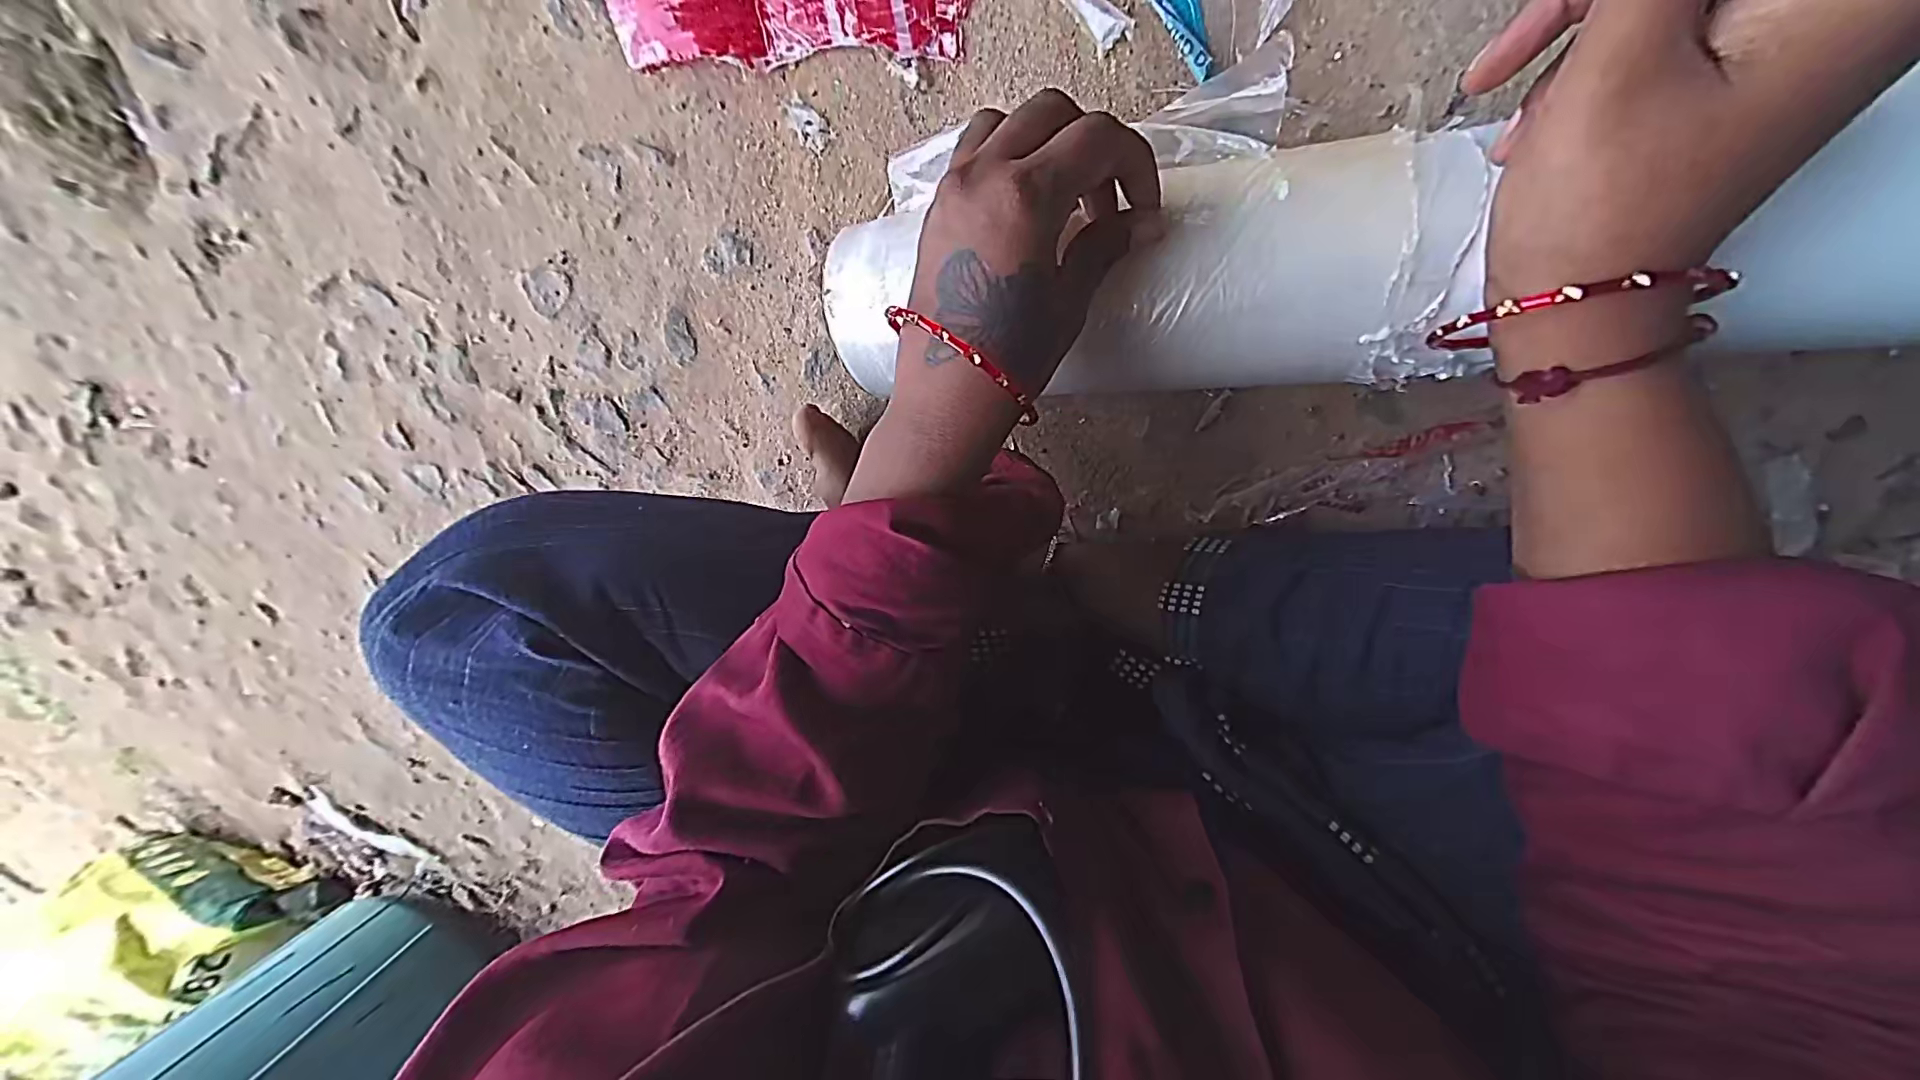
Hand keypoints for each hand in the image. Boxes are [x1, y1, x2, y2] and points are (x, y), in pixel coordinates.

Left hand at [841, 89, 1161, 504]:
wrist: (948, 392)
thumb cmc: (1012, 355)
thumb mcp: (1069, 299)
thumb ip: (1104, 246)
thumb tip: (1141, 221)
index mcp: (1026, 193)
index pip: (1098, 137)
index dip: (1135, 165)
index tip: (1142, 208)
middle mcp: (984, 174)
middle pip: (1052, 113)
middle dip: (1092, 145)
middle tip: (1104, 202)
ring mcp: (953, 187)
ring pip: (1007, 122)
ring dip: (1045, 142)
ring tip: (1061, 197)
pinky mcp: (936, 209)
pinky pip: (973, 152)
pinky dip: (1006, 157)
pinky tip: (1020, 206)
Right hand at [1466, 0, 1919, 297]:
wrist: (1575, 302)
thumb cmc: (1596, 212)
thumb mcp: (1611, 67)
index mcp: (1853, 2)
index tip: (1553, 13)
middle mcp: (1846, 19)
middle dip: (1592, 12)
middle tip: (1519, 48)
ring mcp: (1786, 59)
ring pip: (1673, 8)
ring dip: (1583, 47)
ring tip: (1530, 114)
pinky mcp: (1735, 90)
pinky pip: (1665, 45)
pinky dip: (1597, 72)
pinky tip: (1552, 116)